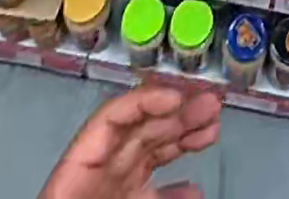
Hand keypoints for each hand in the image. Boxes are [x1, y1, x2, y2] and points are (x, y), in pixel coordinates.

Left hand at [38, 83, 222, 198]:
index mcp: (74, 180)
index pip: (109, 122)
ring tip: (213, 127)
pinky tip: (197, 189)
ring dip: (181, 140)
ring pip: (147, 158)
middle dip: (176, 115)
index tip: (180, 99)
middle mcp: (94, 183)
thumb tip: (190, 193)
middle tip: (212, 104)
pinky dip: (175, 190)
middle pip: (136, 134)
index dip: (146, 102)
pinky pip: (149, 196)